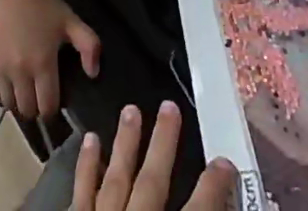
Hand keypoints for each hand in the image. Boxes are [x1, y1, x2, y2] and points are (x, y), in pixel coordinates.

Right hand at [0, 0, 100, 118]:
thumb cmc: (48, 6)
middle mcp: (20, 71)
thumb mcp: (73, 23)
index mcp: (43, 64)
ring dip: (18, 103)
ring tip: (25, 92)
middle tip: (41, 97)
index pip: (47, 107)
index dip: (54, 110)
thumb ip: (90, 47)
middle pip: (27, 110)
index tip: (57, 101)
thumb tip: (93, 75)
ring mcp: (1, 68)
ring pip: (8, 104)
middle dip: (36, 109)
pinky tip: (7, 87)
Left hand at [73, 101, 236, 210]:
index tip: (226, 160)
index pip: (199, 210)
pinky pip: (81, 194)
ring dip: (125, 144)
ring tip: (130, 111)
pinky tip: (90, 140)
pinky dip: (85, 167)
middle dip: (163, 144)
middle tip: (169, 106)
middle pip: (152, 182)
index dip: (213, 186)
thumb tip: (222, 201)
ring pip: (115, 179)